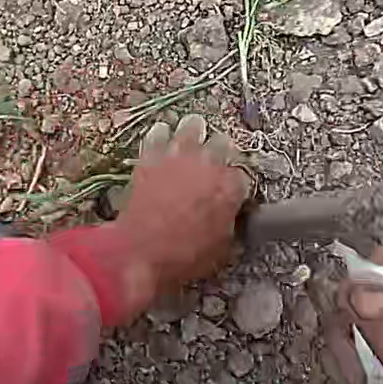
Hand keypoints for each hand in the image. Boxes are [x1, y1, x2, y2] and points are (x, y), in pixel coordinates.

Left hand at [114, 114, 250, 312]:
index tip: (233, 190)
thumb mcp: (221, 249)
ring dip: (195, 131)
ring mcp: (178, 157)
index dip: (237, 182)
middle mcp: (209, 164)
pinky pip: (158, 135)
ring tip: (194, 132)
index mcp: (231, 187)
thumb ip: (230, 225)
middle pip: (222, 142)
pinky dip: (162, 134)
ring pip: (192, 127)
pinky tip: (163, 134)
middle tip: (216, 158)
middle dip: (222, 150)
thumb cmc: (184, 256)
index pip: (243, 174)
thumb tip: (230, 221)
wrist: (139, 254)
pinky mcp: (150, 158)